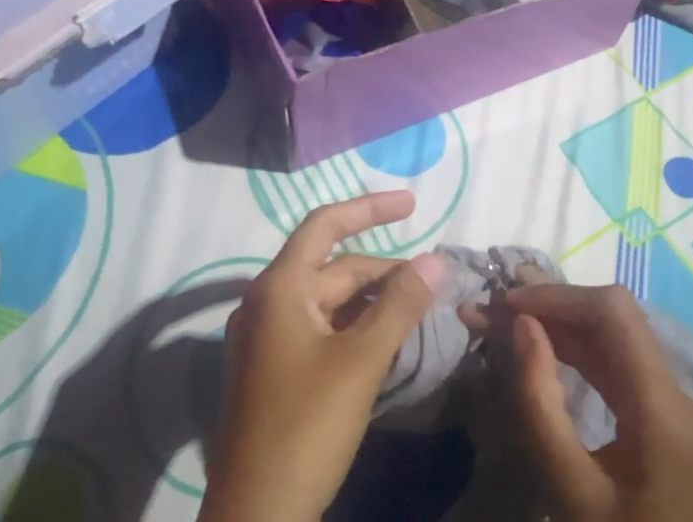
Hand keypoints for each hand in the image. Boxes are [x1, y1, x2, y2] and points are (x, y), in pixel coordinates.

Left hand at [198, 191, 444, 521]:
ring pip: (329, 303)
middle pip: (332, 268)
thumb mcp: (360, 361)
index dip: (369, 208)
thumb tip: (435, 260)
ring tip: (419, 309)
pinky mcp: (275, 372)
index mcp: (278, 289)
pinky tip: (388, 342)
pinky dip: (355, 328)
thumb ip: (399, 305)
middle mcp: (267, 304)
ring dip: (372, 302)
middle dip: (383, 270)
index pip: (324, 225)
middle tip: (433, 283)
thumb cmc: (306, 425)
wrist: (257, 511)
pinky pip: (321, 331)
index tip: (412, 202)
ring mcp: (268, 340)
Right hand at [505, 283, 692, 521]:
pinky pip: (636, 381)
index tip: (506, 300)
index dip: (558, 296)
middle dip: (556, 311)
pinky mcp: (690, 433)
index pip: (616, 316)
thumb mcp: (568, 488)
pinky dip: (592, 363)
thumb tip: (522, 324)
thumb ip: (540, 402)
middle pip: (621, 329)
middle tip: (495, 306)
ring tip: (511, 321)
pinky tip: (553, 355)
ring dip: (570, 333)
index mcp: (670, 417)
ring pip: (627, 352)